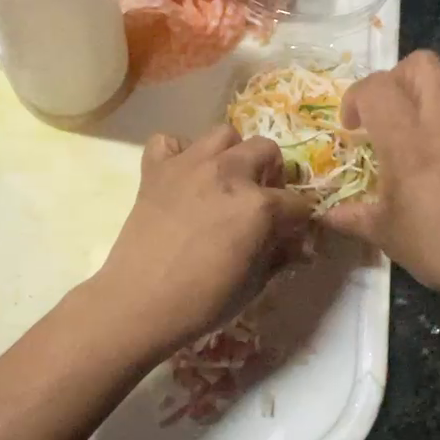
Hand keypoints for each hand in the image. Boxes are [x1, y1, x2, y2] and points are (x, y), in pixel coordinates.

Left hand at [86, 126, 311, 356]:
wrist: (140, 305)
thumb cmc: (204, 303)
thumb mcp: (254, 285)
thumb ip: (281, 256)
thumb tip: (299, 246)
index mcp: (259, 206)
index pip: (298, 203)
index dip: (299, 221)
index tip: (291, 236)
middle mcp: (228, 173)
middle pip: (266, 151)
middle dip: (271, 175)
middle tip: (260, 202)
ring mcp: (189, 165)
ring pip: (224, 135)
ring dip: (231, 154)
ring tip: (225, 182)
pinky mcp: (155, 169)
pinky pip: (169, 141)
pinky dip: (178, 153)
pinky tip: (182, 178)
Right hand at [323, 50, 439, 302]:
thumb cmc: (438, 246)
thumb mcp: (385, 234)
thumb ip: (352, 218)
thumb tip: (323, 216)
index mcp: (406, 139)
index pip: (376, 87)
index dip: (356, 98)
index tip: (352, 128)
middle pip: (421, 63)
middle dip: (398, 78)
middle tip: (390, 112)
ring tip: (431, 108)